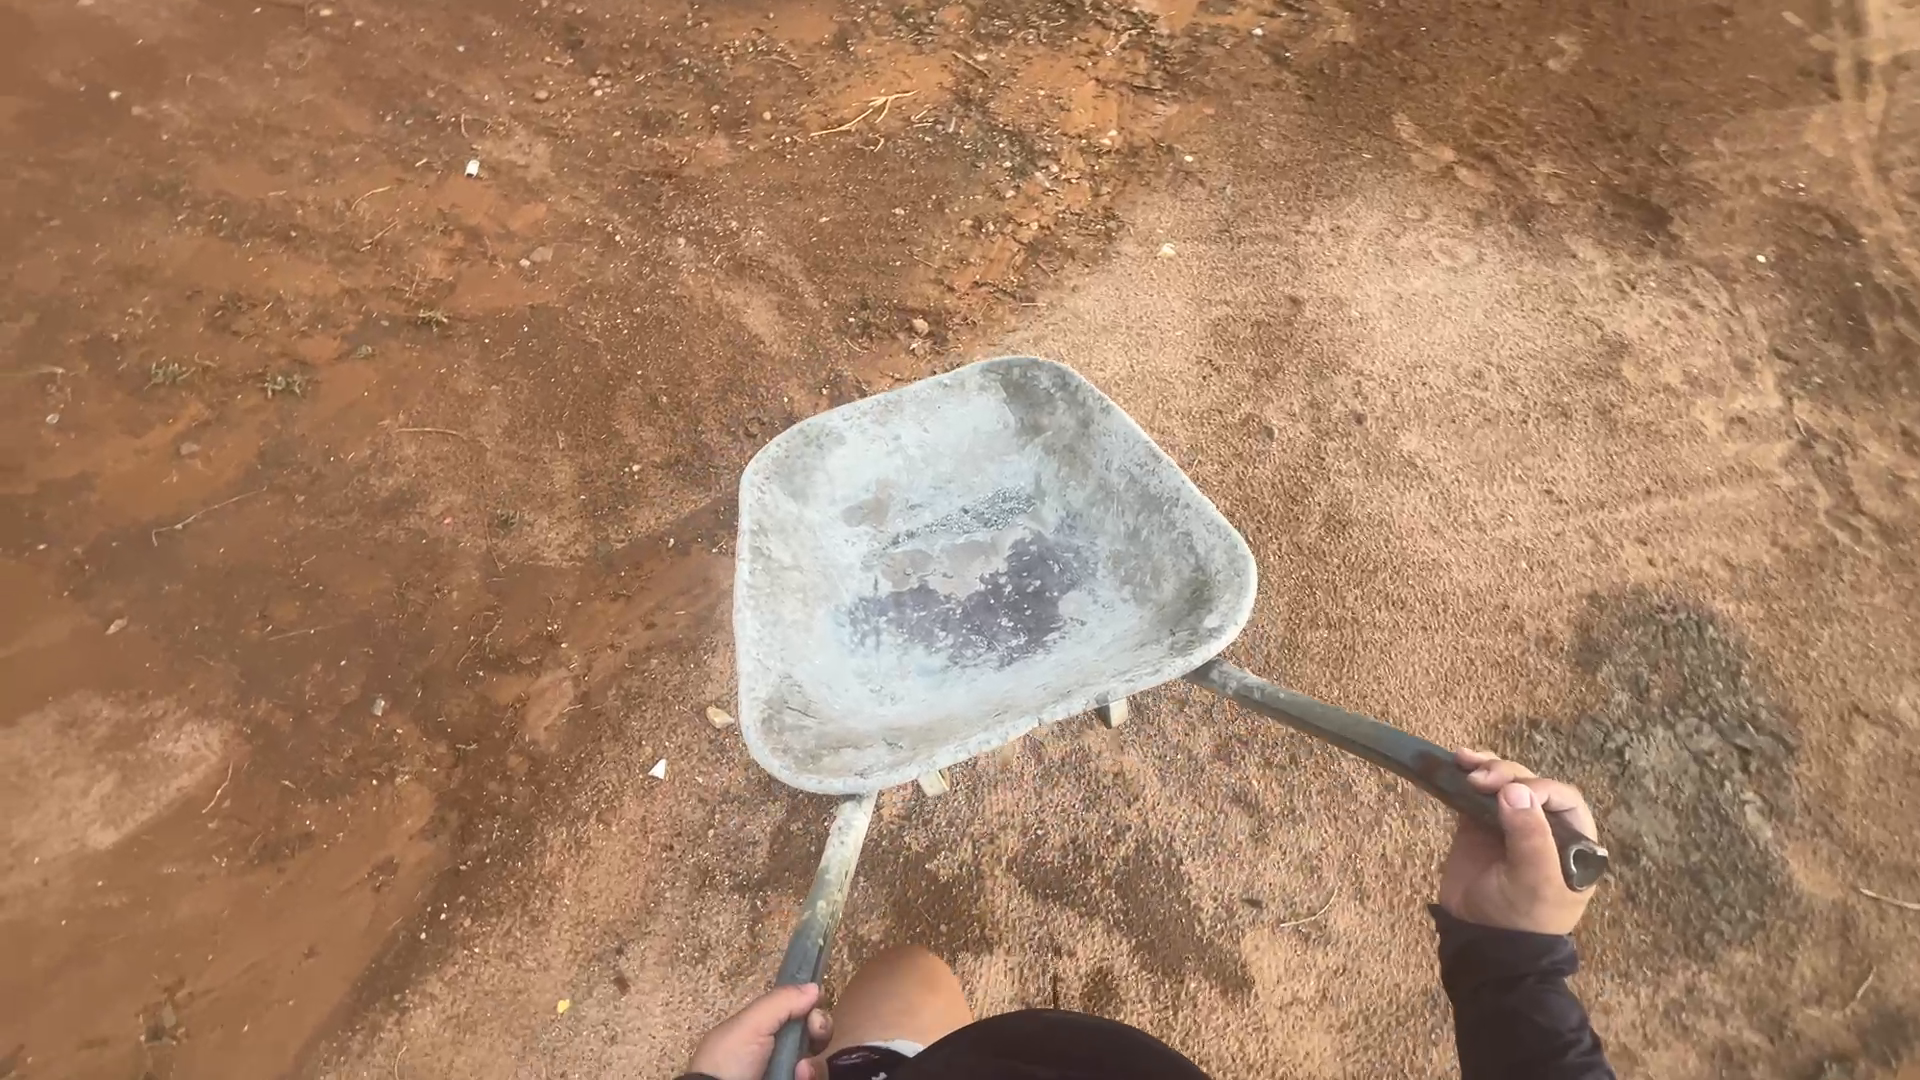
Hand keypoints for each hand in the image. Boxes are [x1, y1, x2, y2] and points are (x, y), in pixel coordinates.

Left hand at [686, 983, 832, 1079]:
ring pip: (818, 1059)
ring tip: (802, 1067)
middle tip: (815, 1031)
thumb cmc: (730, 1060)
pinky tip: (802, 1075)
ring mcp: (785, 1071)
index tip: (816, 1003)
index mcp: (764, 1027)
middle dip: (820, 1027)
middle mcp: (778, 1049)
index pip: (798, 1009)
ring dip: (816, 1059)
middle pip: (814, 1033)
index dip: (811, 1006)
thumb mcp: (750, 1023)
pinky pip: (815, 1076)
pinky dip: (813, 1074)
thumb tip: (815, 987)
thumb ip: (782, 1001)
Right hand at [1438, 749, 1597, 935]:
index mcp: (1573, 842)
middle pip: (1530, 784)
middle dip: (1504, 774)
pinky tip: (1454, 763)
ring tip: (1462, 762)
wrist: (1481, 936)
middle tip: (1477, 780)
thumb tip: (1514, 791)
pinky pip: (1475, 791)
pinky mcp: (1476, 822)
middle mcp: (1544, 827)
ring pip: (1503, 781)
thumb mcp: (1533, 881)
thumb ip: (1530, 838)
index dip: (1538, 787)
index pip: (1563, 799)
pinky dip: (1465, 774)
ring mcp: (1508, 823)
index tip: (1508, 792)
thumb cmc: (1521, 914)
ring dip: (1485, 766)